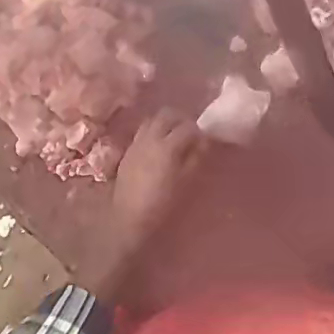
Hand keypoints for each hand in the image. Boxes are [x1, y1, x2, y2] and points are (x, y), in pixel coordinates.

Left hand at [80, 109, 210, 298]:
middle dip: (181, 119)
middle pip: (167, 114)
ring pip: (153, 119)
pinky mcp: (127, 150)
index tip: (206, 138)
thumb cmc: (161, 205)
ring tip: (174, 136)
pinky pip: (142, 131)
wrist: (127, 219)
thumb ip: (194, 159)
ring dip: (166, 122)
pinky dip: (153, 131)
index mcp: (167, 147)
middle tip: (191, 132)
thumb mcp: (184, 183)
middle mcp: (150, 138)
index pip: (188, 127)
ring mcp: (136, 143)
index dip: (199, 131)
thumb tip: (203, 143)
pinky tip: (158, 146)